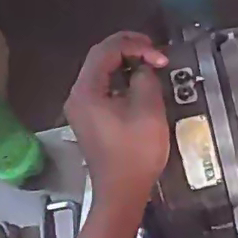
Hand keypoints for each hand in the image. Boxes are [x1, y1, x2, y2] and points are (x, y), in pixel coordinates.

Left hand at [65, 31, 170, 206]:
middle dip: (128, 49)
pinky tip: (140, 83)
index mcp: (86, 91)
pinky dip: (121, 80)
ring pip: (101, 73)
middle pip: (99, 58)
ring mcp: (81, 109)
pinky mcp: (90, 120)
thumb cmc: (136, 152)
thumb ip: (145, 79)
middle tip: (155, 50)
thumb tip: (143, 70)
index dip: (135, 46)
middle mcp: (77, 96)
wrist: (122, 192)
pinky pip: (103, 89)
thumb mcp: (148, 109)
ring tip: (151, 62)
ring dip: (125, 63)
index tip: (160, 56)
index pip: (106, 51)